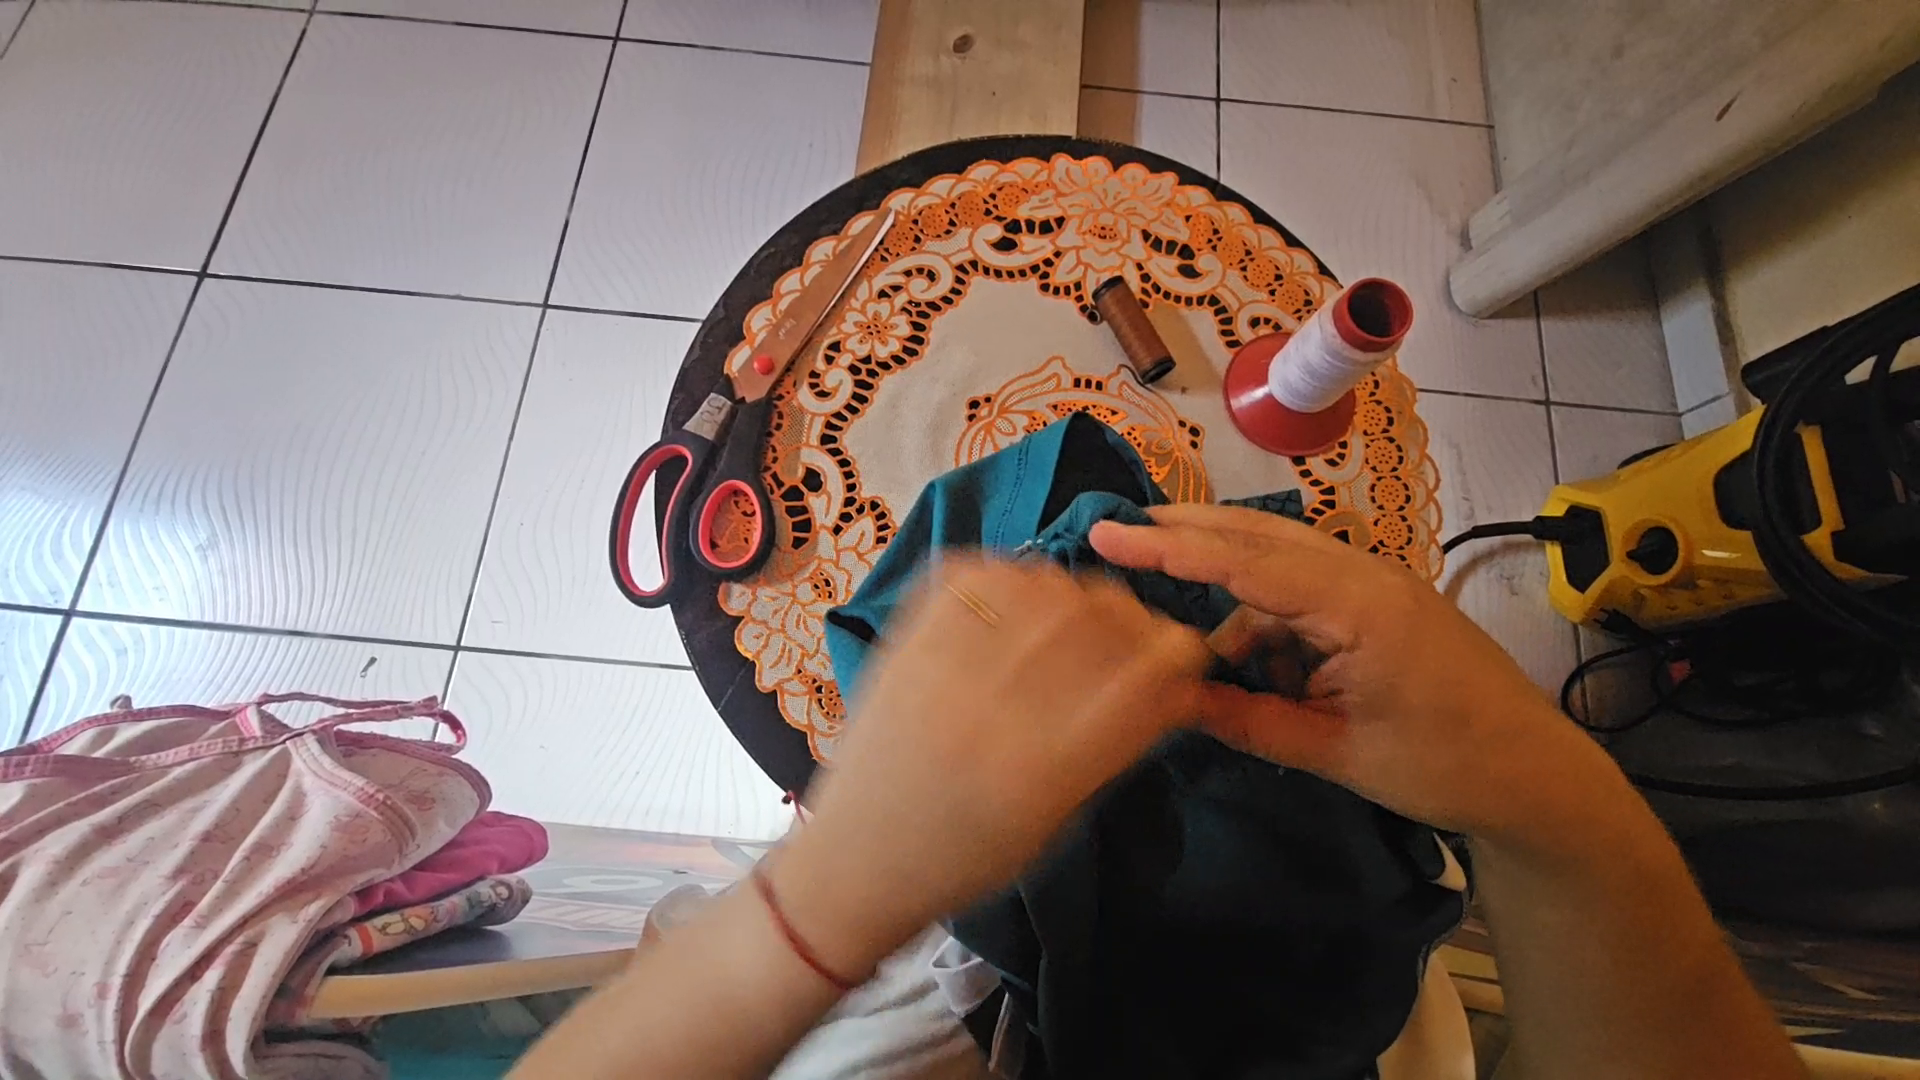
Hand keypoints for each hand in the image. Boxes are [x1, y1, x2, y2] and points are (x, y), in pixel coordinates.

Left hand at [770, 556, 1214, 978]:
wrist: (855, 858)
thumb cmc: (963, 859)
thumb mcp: (1052, 824)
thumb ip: (1111, 749)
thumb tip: (1170, 686)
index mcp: (1037, 771)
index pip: (1138, 684)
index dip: (1177, 655)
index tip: (1185, 652)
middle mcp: (989, 709)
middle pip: (1091, 621)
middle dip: (1133, 616)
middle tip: (1136, 629)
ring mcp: (938, 665)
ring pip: (1037, 586)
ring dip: (1076, 591)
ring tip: (1081, 613)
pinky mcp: (903, 640)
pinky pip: (970, 573)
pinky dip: (1012, 572)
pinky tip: (1025, 596)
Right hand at [1089, 503, 1616, 846]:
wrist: (1541, 781)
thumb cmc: (1444, 766)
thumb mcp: (1332, 751)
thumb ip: (1244, 719)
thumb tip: (1166, 695)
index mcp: (1358, 604)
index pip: (1245, 563)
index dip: (1169, 548)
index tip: (1109, 535)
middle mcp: (1363, 575)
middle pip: (1256, 536)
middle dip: (1186, 533)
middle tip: (1119, 533)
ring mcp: (1371, 583)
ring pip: (1274, 564)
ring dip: (1226, 593)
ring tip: (1193, 647)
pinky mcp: (1372, 602)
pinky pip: (1297, 595)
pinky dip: (1261, 622)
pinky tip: (1252, 668)